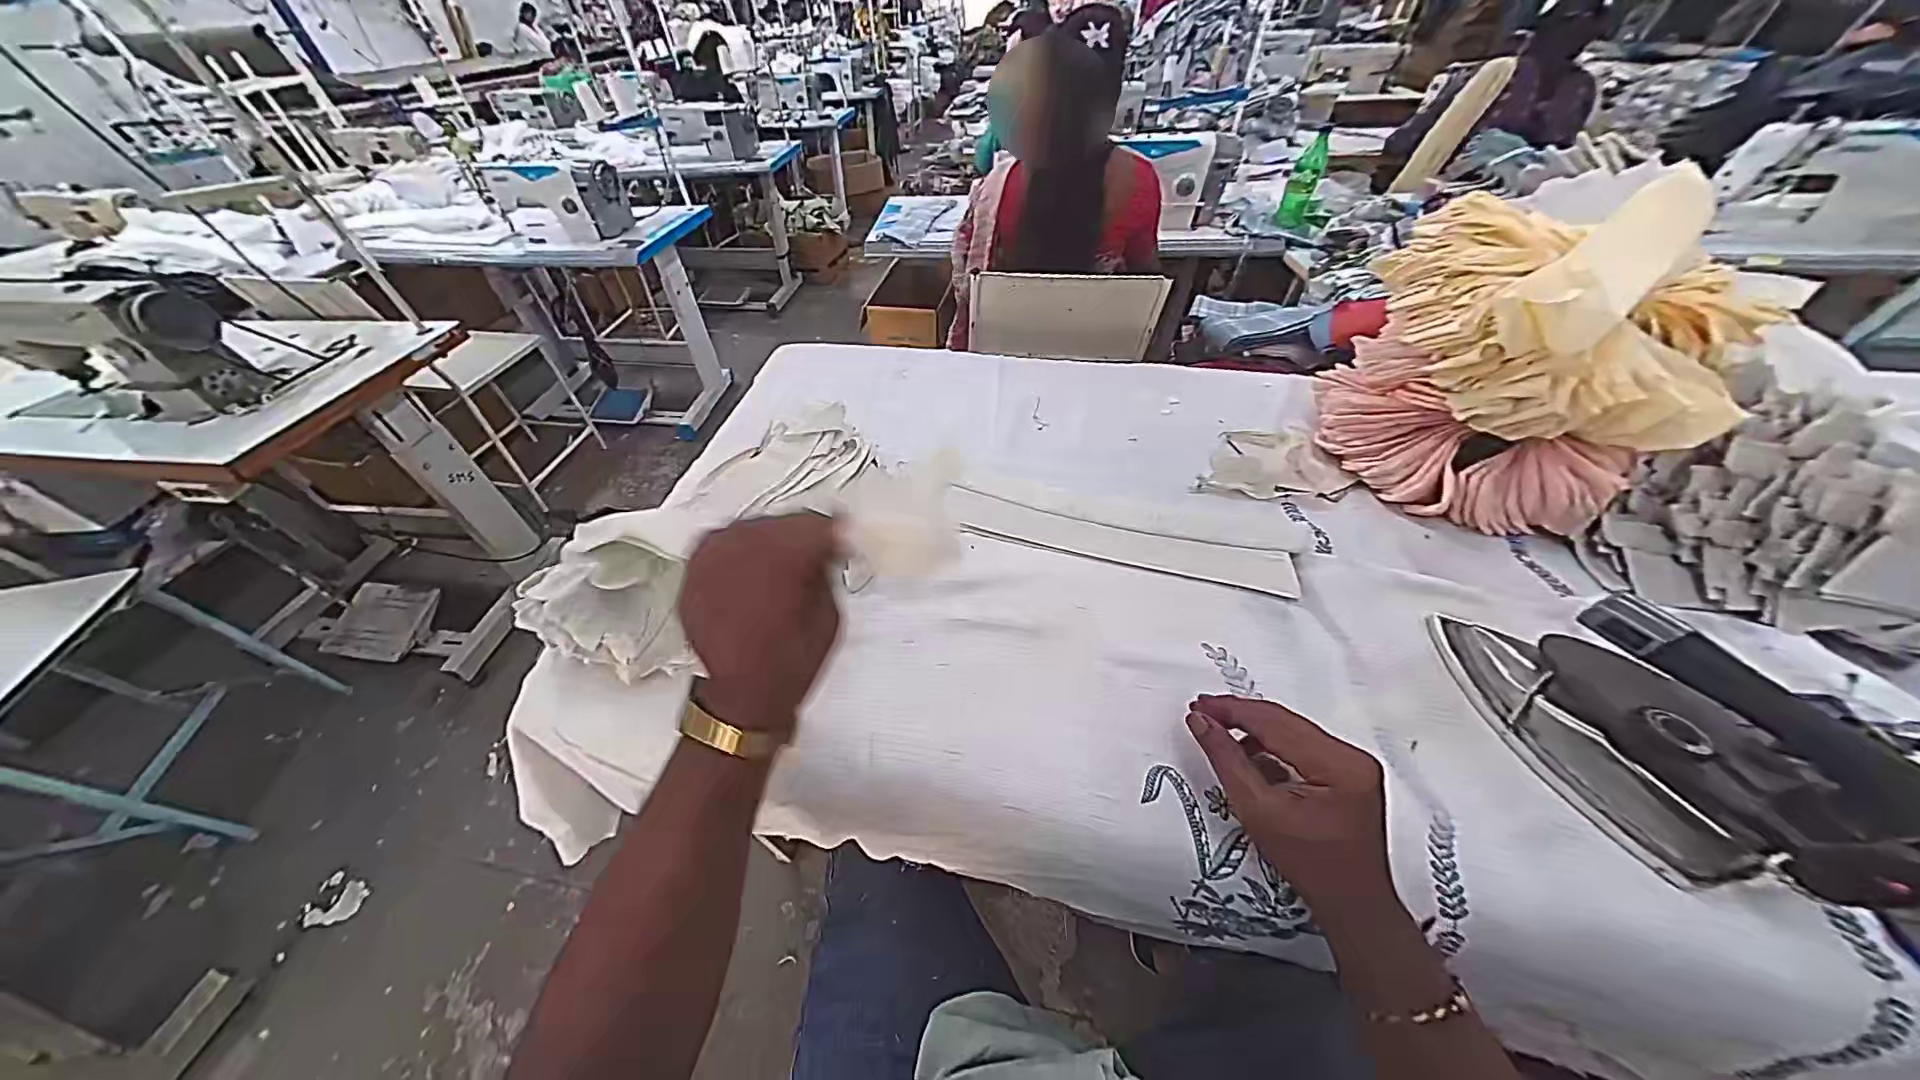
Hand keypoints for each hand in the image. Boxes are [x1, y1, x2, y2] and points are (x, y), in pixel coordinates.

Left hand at [679, 514, 841, 739]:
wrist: (740, 697)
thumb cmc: (787, 663)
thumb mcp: (829, 615)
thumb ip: (825, 568)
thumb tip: (828, 543)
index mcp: (780, 559)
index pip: (818, 525)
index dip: (837, 534)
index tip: (846, 542)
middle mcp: (740, 548)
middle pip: (786, 522)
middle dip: (805, 537)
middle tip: (819, 559)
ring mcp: (711, 554)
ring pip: (757, 527)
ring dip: (775, 543)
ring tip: (786, 571)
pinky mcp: (694, 565)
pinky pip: (730, 541)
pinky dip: (748, 552)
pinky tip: (759, 573)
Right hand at [1185, 695, 1395, 914]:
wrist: (1351, 904)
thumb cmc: (1311, 866)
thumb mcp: (1258, 810)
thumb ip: (1226, 759)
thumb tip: (1203, 723)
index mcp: (1339, 765)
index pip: (1275, 722)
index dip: (1232, 711)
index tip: (1201, 707)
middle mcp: (1352, 757)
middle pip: (1284, 721)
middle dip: (1240, 715)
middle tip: (1203, 711)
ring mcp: (1352, 763)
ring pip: (1290, 730)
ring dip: (1252, 729)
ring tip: (1218, 731)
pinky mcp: (1346, 771)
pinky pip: (1299, 745)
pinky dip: (1269, 745)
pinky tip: (1246, 752)